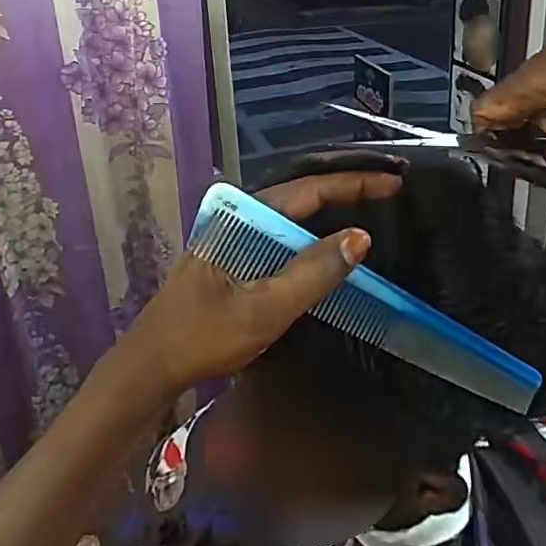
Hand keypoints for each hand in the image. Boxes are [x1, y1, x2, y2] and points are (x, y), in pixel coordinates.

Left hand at [118, 170, 402, 393]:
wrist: (152, 363)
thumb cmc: (204, 336)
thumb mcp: (265, 309)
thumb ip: (313, 272)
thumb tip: (360, 237)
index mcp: (243, 217)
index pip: (308, 190)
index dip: (354, 183)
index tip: (394, 182)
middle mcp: (238, 216)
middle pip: (301, 194)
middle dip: (346, 189)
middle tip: (389, 190)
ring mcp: (233, 235)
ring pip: (291, 213)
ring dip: (329, 209)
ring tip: (370, 206)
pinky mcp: (233, 255)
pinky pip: (280, 234)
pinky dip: (310, 234)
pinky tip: (328, 243)